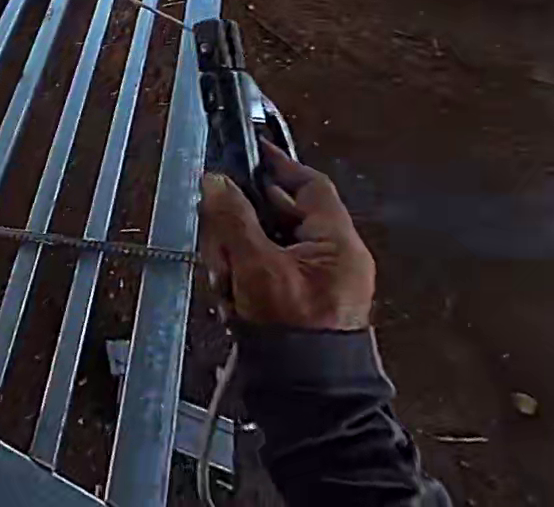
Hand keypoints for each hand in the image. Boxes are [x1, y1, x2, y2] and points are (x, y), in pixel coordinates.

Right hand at [197, 141, 374, 330]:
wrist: (308, 403)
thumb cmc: (293, 330)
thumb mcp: (257, 267)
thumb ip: (233, 218)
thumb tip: (216, 180)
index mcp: (337, 244)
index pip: (310, 185)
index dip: (278, 164)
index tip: (250, 150)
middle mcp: (330, 257)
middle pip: (276, 213)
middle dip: (240, 224)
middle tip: (219, 238)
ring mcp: (312, 278)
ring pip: (262, 240)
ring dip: (235, 252)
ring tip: (225, 277)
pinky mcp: (295, 297)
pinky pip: (262, 266)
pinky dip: (241, 272)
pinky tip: (230, 292)